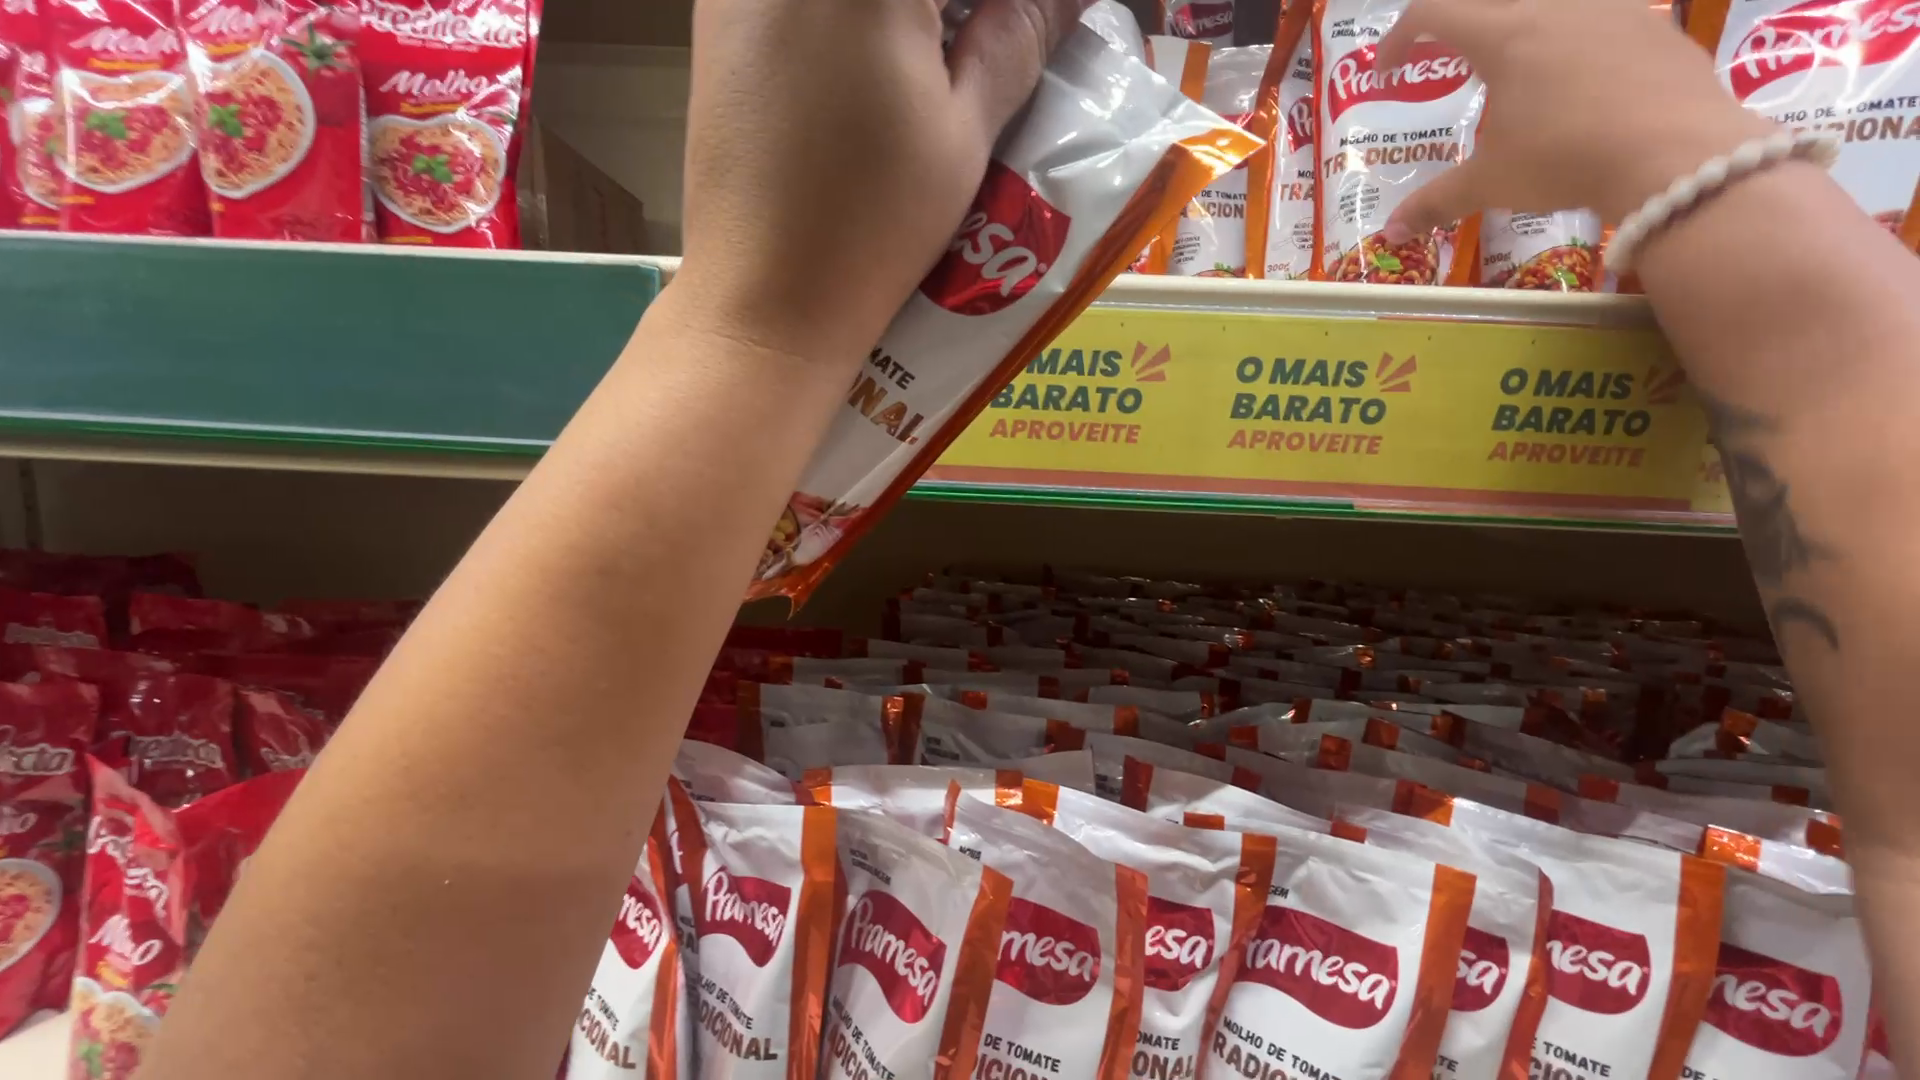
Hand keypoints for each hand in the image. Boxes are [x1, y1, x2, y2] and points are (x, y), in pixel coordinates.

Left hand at [669, 0, 1091, 370]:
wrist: (766, 298)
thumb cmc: (876, 226)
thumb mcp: (962, 134)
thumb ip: (1016, 41)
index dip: (1011, 10)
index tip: (1033, 34)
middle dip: (962, 11)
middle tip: (994, 45)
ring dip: (912, 17)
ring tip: (942, 60)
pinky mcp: (717, 16)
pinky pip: (805, 1)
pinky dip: (853, 22)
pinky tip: (873, 67)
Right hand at [1378, 0, 1776, 239]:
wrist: (1674, 152)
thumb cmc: (1564, 159)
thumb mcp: (1488, 184)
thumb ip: (1435, 202)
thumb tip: (1389, 233)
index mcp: (1506, 36)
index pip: (1435, 11)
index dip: (1399, 36)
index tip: (1387, 70)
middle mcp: (1557, 7)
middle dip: (1457, 24)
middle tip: (1444, 59)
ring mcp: (1611, 8)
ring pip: (1549, 4)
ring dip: (1518, 25)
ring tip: (1511, 69)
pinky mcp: (1652, 23)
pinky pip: (1598, 15)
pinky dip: (1570, 38)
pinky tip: (1572, 81)